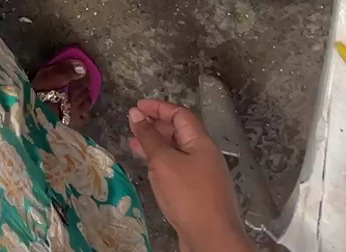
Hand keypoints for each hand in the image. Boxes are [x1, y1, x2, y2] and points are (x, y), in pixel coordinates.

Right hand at [128, 100, 253, 251]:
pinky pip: (179, 170)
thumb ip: (148, 137)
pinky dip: (162, 165)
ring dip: (156, 146)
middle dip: (155, 126)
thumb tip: (135, 113)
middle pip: (180, 132)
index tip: (137, 107)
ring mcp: (205, 177)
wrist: (213, 243)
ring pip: (177, 152)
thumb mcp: (163, 161)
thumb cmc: (188, 196)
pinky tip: (150, 171)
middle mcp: (206, 156)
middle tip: (132, 127)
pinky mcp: (200, 195)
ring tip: (134, 146)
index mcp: (202, 143)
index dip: (158, 107)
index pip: (180, 114)